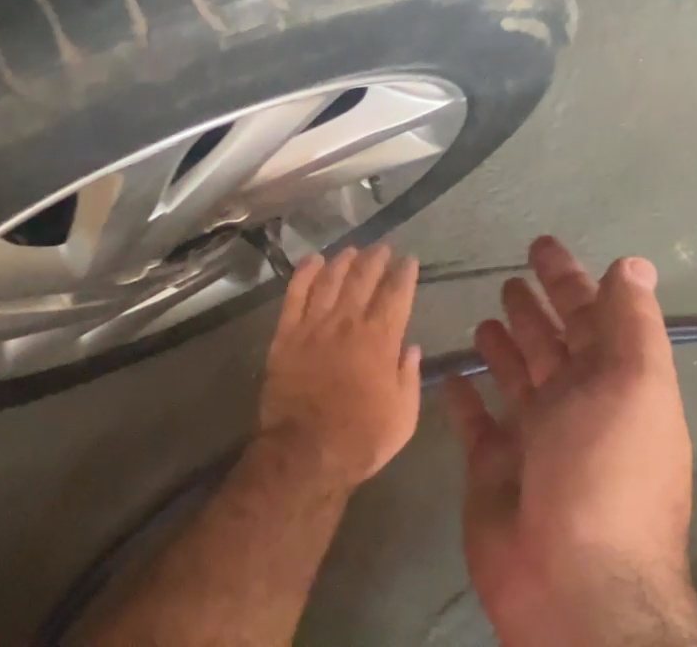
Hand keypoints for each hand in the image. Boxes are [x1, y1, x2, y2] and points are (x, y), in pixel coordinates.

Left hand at [258, 245, 423, 486]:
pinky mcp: (286, 334)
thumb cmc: (362, 438)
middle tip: (382, 247)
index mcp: (381, 340)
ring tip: (352, 250)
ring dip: (342, 261)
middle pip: (362, 279)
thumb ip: (408, 376)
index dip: (404, 274)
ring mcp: (313, 326)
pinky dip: (304, 273)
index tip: (409, 260)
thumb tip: (410, 347)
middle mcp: (347, 323)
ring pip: (329, 280)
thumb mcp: (404, 415)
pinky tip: (312, 261)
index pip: (396, 295)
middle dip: (375, 259)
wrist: (306, 451)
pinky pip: (295, 294)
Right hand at [446, 237, 696, 646]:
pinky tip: (452, 371)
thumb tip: (633, 264)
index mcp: (613, 385)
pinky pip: (475, 420)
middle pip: (551, 344)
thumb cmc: (605, 472)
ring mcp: (532, 438)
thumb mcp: (633, 386)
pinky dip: (466, 396)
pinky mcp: (490, 466)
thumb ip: (632, 324)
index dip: (570, 280)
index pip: (590, 318)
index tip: (542, 246)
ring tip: (486, 315)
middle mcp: (576, 406)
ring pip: (515, 377)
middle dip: (536, 309)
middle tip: (510, 278)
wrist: (573, 580)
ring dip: (504, 345)